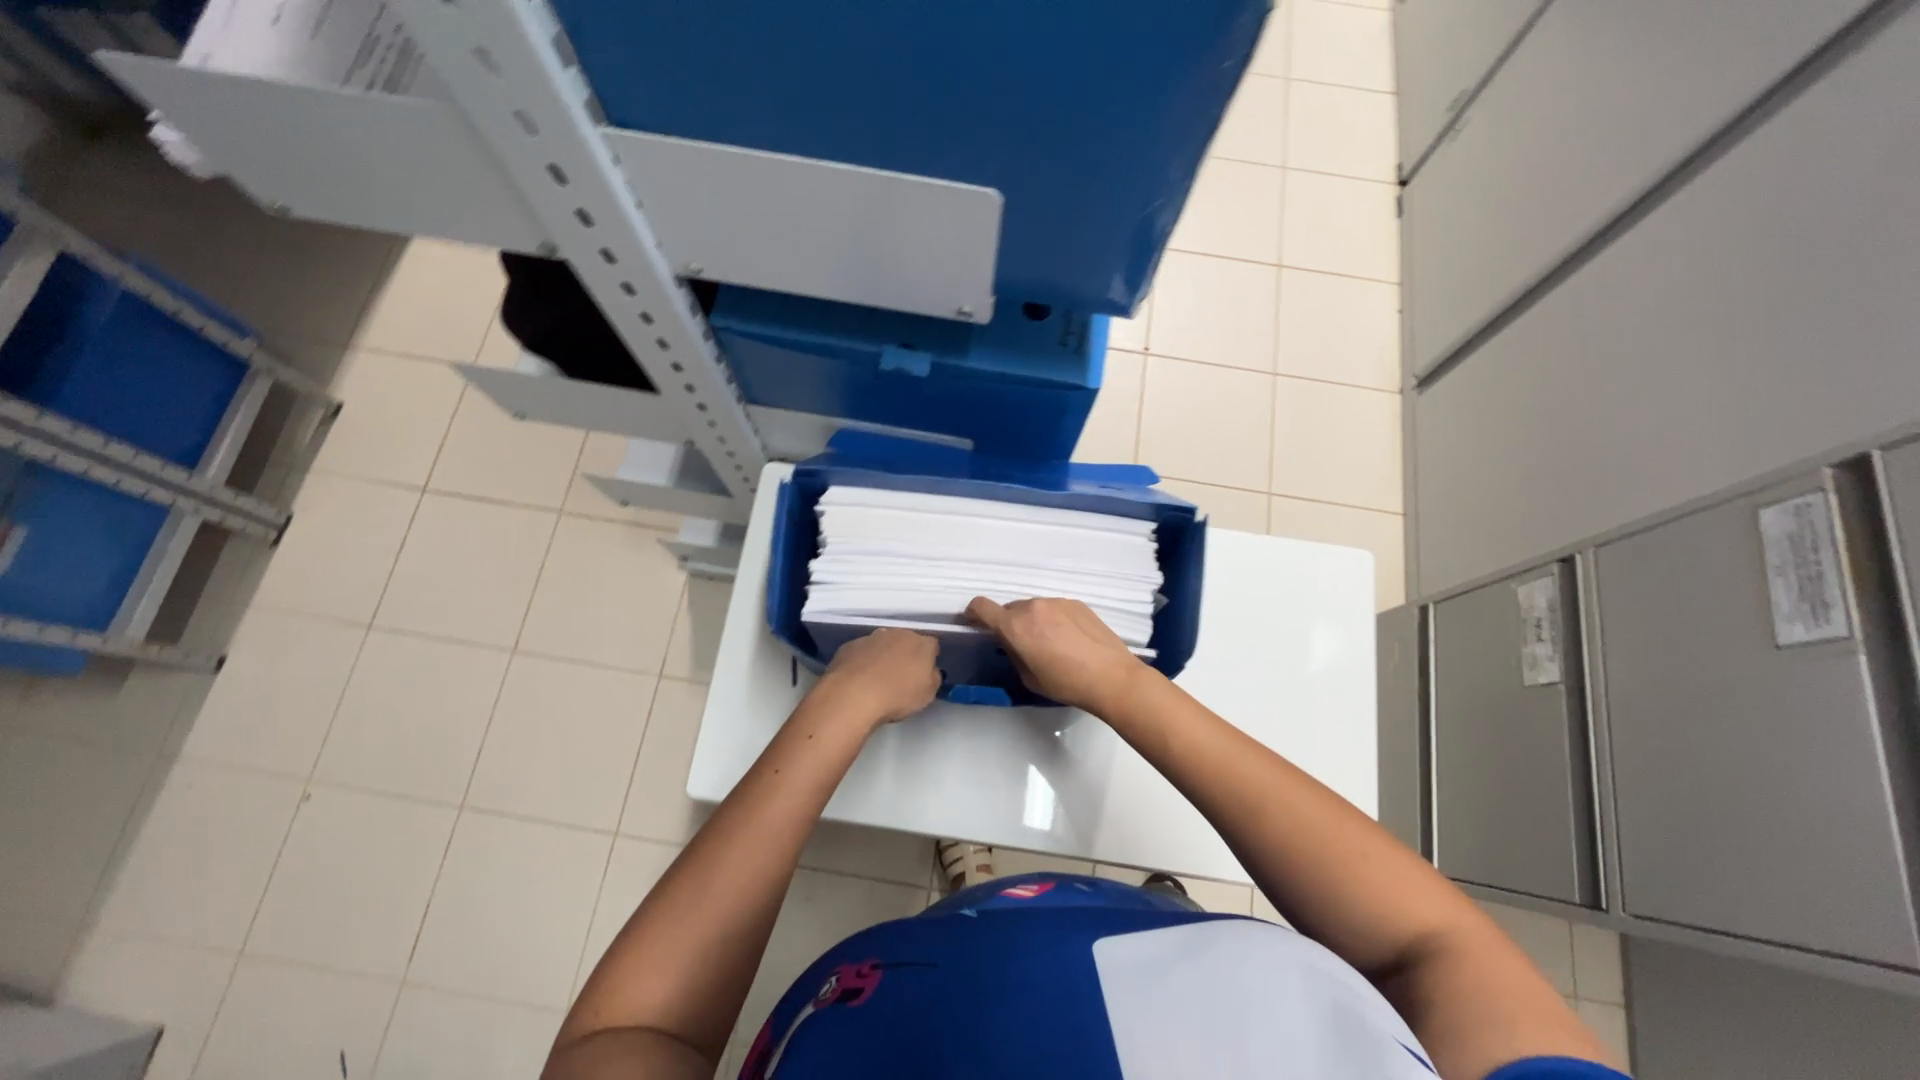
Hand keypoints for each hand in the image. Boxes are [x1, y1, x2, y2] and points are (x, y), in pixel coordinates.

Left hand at [814, 628, 940, 727]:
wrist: (853, 694)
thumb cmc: (897, 695)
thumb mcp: (927, 694)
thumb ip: (932, 678)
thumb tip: (930, 671)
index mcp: (921, 644)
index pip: (932, 646)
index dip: (929, 659)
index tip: (923, 674)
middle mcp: (897, 634)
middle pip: (905, 641)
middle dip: (905, 655)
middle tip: (900, 677)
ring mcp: (870, 638)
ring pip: (882, 644)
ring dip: (882, 656)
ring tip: (876, 680)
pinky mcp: (849, 646)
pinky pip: (861, 652)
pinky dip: (862, 662)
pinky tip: (858, 679)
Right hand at [964, 597, 1152, 713]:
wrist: (1111, 676)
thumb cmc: (1065, 683)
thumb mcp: (1028, 677)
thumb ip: (1013, 653)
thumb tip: (1011, 642)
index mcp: (1015, 625)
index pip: (982, 606)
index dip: (974, 613)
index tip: (976, 623)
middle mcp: (1032, 606)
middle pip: (1010, 609)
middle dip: (1009, 624)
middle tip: (1022, 645)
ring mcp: (1056, 602)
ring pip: (1033, 608)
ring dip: (1033, 621)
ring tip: (1050, 644)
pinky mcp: (1076, 603)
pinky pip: (1054, 608)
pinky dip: (1053, 619)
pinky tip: (1069, 639)